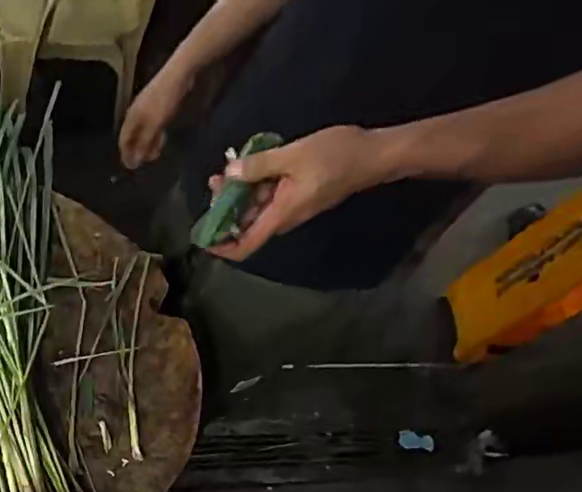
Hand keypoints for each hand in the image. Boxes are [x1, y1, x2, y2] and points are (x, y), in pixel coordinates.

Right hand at [119, 70, 190, 169]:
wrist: (179, 72)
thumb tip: (136, 159)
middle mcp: (134, 114)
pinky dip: (153, 133)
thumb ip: (145, 143)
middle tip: (149, 159)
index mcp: (131, 119)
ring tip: (158, 149)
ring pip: (142, 130)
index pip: (123, 142)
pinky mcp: (155, 103)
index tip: (133, 167)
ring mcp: (144, 107)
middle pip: (132, 137)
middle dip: (139, 150)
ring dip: (148, 142)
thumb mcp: (155, 125)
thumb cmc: (165, 100)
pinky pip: (150, 123)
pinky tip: (162, 135)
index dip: (126, 156)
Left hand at [203, 125, 393, 260]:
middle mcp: (281, 220)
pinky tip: (250, 166)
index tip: (203, 236)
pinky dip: (256, 187)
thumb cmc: (338, 156)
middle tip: (215, 182)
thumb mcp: (294, 156)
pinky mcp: (296, 196)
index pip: (243, 247)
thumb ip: (259, 166)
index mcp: (278, 217)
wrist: (379, 154)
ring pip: (255, 209)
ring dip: (239, 194)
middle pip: (243, 225)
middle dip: (224, 209)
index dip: (220, 248)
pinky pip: (268, 198)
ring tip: (227, 171)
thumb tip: (228, 174)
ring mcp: (289, 209)